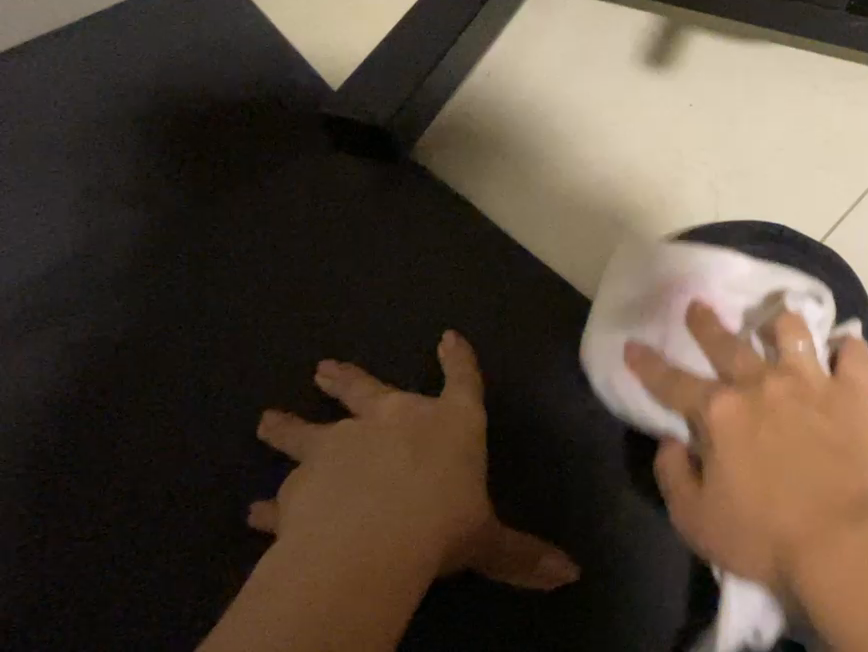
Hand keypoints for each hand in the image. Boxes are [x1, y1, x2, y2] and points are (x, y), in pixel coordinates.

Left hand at [250, 330, 579, 590]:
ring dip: (287, 426)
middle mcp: (395, 420)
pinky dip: (268, 503)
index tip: (447, 337)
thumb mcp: (487, 540)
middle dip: (346, 379)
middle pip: (369, 390)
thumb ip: (520, 553)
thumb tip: (571, 575)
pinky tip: (252, 511)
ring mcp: (341, 447)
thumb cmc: (442, 525)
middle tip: (322, 369)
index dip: (458, 358)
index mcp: (452, 421)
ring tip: (266, 419)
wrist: (367, 547)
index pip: (462, 379)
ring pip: (309, 430)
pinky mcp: (299, 485)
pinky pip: (280, 495)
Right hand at [625, 303, 867, 594]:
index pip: (673, 383)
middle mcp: (763, 383)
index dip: (649, 365)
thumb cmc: (762, 534)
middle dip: (707, 324)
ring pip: (793, 332)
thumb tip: (670, 440)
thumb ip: (674, 474)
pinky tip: (844, 346)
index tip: (633, 344)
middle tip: (698, 306)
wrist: (839, 536)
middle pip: (729, 345)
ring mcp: (811, 381)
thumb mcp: (695, 519)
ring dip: (780, 322)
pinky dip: (847, 346)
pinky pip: (853, 352)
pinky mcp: (852, 389)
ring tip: (777, 317)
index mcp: (721, 413)